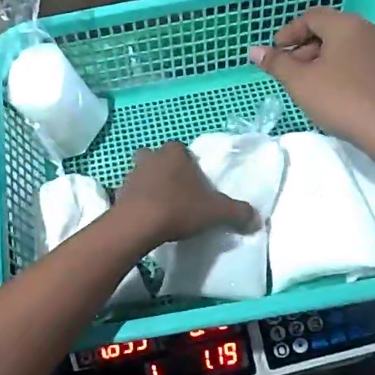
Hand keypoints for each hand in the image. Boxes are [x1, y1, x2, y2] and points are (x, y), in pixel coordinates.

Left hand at [111, 142, 256, 244]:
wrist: (138, 225)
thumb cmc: (179, 208)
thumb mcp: (216, 212)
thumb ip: (238, 212)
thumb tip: (256, 220)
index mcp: (174, 152)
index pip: (182, 150)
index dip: (189, 165)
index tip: (196, 184)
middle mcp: (150, 157)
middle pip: (159, 159)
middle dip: (166, 171)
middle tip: (178, 193)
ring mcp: (131, 174)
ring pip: (143, 175)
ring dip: (151, 186)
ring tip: (163, 208)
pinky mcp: (118, 193)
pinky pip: (131, 194)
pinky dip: (138, 202)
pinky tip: (147, 218)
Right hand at [250, 8, 374, 164]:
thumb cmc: (341, 99)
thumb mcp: (301, 82)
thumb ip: (277, 64)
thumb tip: (254, 50)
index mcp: (344, 24)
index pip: (311, 17)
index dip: (288, 32)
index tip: (274, 52)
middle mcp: (365, 30)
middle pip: (328, 30)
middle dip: (303, 48)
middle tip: (286, 71)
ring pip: (342, 48)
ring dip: (319, 61)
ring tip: (305, 85)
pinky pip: (355, 62)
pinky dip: (337, 71)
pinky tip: (329, 94)